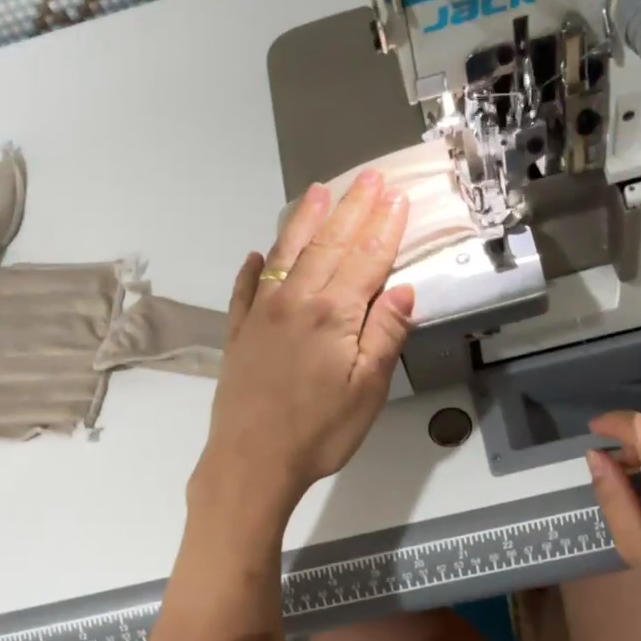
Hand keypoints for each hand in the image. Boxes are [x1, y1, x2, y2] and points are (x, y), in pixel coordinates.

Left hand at [193, 171, 414, 523]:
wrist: (251, 462)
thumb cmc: (319, 432)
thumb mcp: (367, 391)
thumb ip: (385, 336)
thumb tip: (402, 290)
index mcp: (334, 315)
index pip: (366, 260)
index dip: (384, 228)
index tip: (397, 198)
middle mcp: (296, 302)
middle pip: (329, 246)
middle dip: (352, 210)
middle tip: (368, 178)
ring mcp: (261, 315)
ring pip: (288, 255)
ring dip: (306, 221)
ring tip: (319, 191)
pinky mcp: (238, 334)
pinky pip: (246, 289)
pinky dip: (255, 268)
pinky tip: (259, 254)